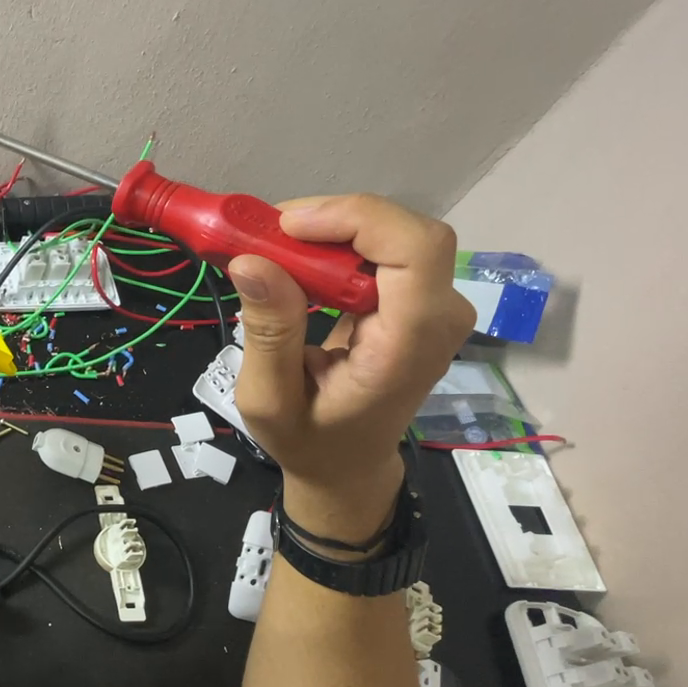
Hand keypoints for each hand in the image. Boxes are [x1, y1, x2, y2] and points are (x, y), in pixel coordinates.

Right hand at [228, 195, 476, 543]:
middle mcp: (438, 318)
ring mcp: (434, 308)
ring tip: (272, 251)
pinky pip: (384, 252)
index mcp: (407, 345)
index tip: (285, 226)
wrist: (344, 466)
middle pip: (403, 234)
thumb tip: (249, 261)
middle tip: (264, 236)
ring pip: (393, 236)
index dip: (353, 220)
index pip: (414, 249)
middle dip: (331, 222)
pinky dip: (337, 246)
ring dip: (329, 233)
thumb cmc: (307, 440)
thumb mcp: (269, 399)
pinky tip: (296, 263)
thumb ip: (268, 332)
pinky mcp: (419, 302)